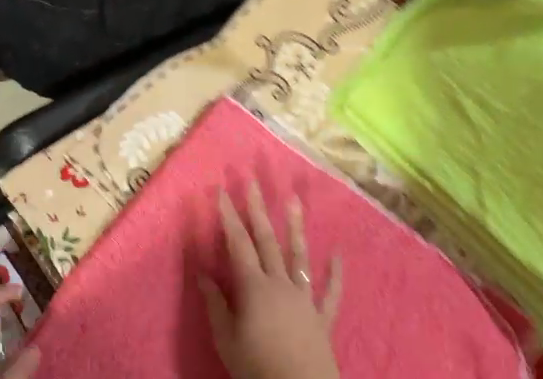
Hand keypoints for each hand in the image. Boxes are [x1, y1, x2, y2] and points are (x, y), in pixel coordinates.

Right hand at [199, 182, 343, 378]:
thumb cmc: (257, 368)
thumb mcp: (226, 339)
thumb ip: (216, 304)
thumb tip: (204, 274)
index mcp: (253, 287)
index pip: (237, 243)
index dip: (228, 216)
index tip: (220, 190)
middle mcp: (280, 285)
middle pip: (267, 240)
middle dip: (258, 209)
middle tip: (253, 181)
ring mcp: (304, 300)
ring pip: (299, 257)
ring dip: (296, 228)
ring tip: (294, 201)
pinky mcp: (323, 319)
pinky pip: (330, 293)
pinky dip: (336, 274)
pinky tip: (338, 254)